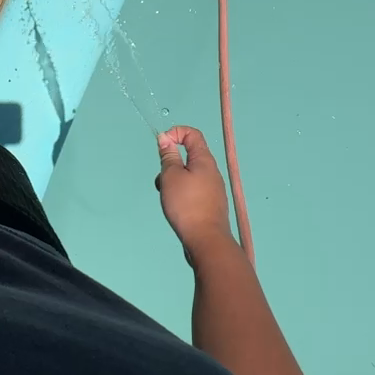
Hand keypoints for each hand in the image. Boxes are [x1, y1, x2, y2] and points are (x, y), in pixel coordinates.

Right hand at [156, 126, 237, 260]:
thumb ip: (168, 156)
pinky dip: (181, 192)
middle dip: (171, 161)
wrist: (207, 241)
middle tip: (162, 176)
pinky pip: (193, 189)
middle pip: (189, 155)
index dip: (175, 133)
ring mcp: (213, 189)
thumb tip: (166, 139)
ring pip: (189, 174)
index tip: (162, 146)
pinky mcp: (210, 204)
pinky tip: (175, 207)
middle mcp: (211, 172)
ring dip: (173, 179)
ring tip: (165, 195)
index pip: (192, 134)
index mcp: (204, 160)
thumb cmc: (187, 205)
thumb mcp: (170, 176)